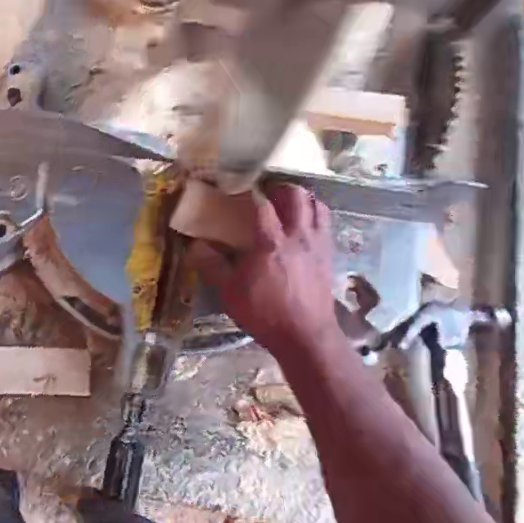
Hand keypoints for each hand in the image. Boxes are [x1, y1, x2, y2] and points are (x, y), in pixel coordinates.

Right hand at [190, 182, 338, 357]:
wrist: (304, 334)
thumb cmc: (263, 313)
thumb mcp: (229, 292)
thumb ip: (213, 266)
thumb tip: (195, 246)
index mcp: (270, 243)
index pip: (262, 205)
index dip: (249, 192)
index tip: (238, 188)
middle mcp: (298, 236)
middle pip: (297, 196)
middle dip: (281, 188)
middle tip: (266, 192)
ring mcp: (317, 244)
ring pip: (317, 205)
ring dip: (302, 198)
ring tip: (287, 204)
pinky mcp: (328, 255)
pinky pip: (325, 223)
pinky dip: (315, 215)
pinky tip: (303, 225)